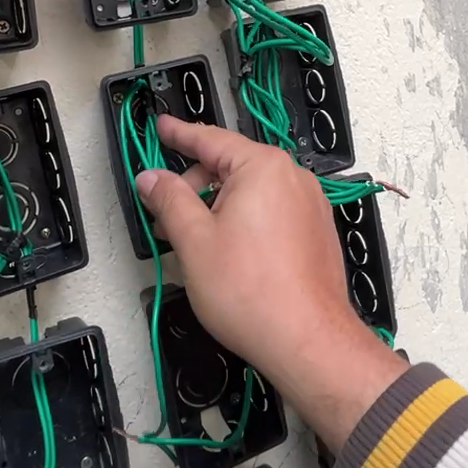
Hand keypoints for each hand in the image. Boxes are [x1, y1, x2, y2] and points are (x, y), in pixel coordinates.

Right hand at [136, 118, 406, 451]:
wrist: (307, 341)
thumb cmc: (252, 292)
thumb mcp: (194, 240)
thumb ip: (169, 200)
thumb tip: (152, 178)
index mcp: (263, 167)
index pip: (211, 139)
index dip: (180, 134)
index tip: (163, 126)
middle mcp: (292, 176)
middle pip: (231, 165)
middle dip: (195, 184)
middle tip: (165, 211)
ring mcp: (309, 203)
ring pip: (251, 190)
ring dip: (218, 205)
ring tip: (196, 241)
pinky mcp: (316, 230)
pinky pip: (272, 209)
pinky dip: (245, 219)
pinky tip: (228, 251)